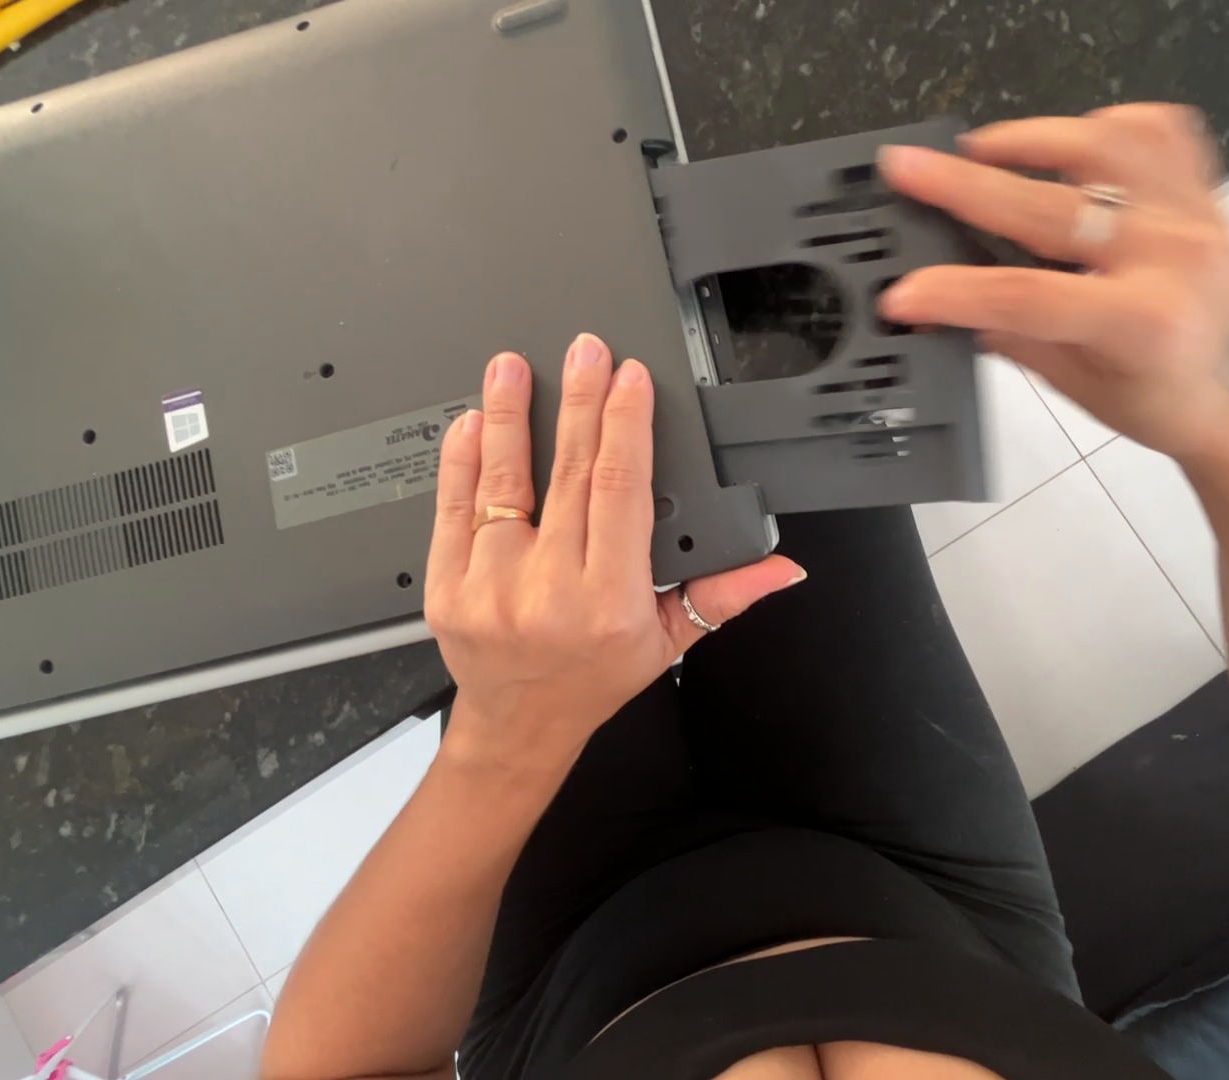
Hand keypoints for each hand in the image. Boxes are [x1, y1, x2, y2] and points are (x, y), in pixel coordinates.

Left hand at [425, 334, 804, 774]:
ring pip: (504, 481)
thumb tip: (781, 568)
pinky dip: (463, 461)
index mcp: (610, 600)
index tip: (628, 382)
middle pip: (568, 473)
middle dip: (579, 402)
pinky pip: (454, 509)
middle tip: (585, 352)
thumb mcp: (667, 643)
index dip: (626, 426)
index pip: (620, 490)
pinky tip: (472, 424)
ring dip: (510, 416)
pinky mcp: (447, 585)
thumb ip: (723, 596)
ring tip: (513, 368)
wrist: (520, 722)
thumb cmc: (592, 680)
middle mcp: (549, 591)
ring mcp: (490, 586)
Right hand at [877, 104, 1228, 468]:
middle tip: (908, 167)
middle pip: (1051, 207)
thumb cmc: (1162, 406)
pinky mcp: (1206, 192)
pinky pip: (1157, 133)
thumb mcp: (1077, 386)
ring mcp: (1196, 213)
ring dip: (1029, 140)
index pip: (1024, 296)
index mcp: (1142, 322)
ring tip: (975, 147)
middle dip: (965, 186)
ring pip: (1104, 147)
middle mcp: (1174, 255)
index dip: (952, 292)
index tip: (900, 293)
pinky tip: (1061, 145)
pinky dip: (1102, 127)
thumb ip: (1012, 337)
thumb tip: (943, 314)